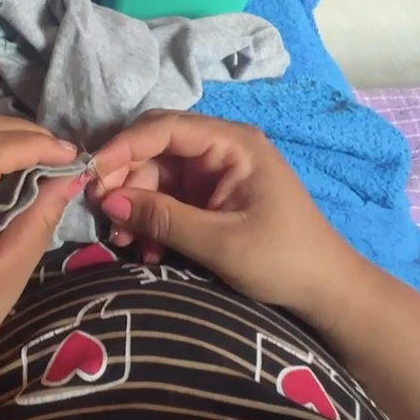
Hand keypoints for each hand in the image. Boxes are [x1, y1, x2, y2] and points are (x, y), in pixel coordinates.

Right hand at [88, 110, 365, 319]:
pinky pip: (167, 197)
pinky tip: (145, 248)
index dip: (127, 145)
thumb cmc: (284, 259)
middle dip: (126, 177)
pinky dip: (151, 219)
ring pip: (156, 174)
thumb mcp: (221, 243)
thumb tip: (108, 199)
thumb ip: (164, 218)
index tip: (94, 170)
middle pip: (157, 148)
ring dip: (135, 204)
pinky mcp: (208, 196)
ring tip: (122, 239)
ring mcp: (213, 172)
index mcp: (232, 143)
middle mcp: (219, 148)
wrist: (326, 292)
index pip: (168, 127)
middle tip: (100, 209)